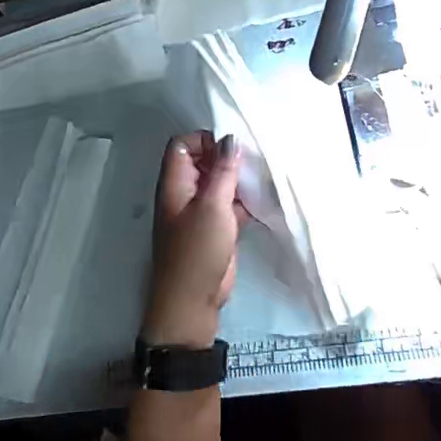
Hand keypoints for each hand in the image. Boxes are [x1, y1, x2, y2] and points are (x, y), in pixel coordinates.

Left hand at [144, 131, 245, 348]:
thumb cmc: (197, 250)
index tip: (232, 151)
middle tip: (252, 163)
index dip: (206, 141)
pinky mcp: (217, 229)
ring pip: (220, 184)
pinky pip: (230, 205)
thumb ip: (223, 171)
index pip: (183, 145)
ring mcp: (201, 212)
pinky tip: (265, 200)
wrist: (193, 300)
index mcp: (175, 184)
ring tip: (263, 179)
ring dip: (239, 180)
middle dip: (227, 158)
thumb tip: (231, 140)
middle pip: (204, 162)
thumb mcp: (213, 206)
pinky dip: (245, 201)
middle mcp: (185, 193)